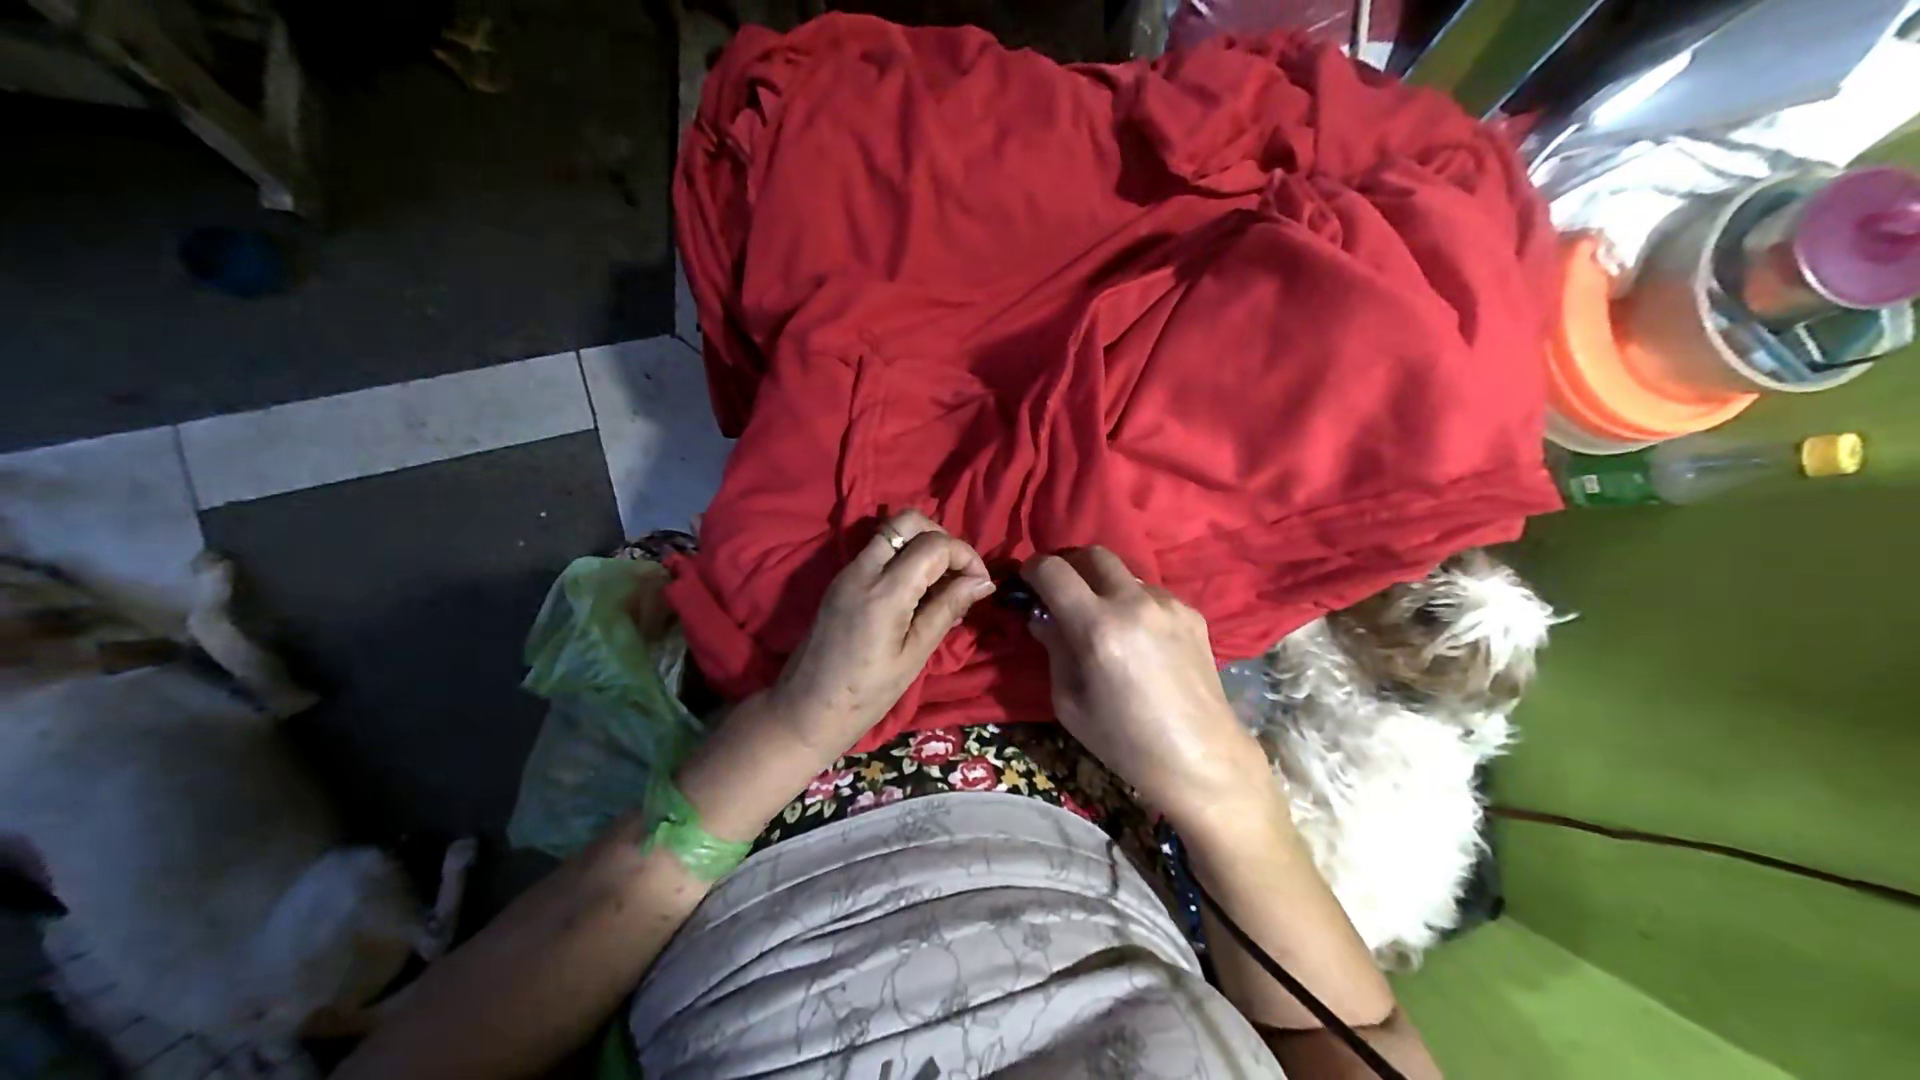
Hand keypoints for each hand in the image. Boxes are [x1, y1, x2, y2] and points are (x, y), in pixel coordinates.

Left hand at [768, 511, 993, 755]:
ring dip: (922, 544)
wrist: (805, 710)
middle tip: (958, 573)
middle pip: (908, 520)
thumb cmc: (866, 694)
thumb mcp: (914, 655)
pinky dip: (903, 557)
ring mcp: (847, 571)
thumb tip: (982, 582)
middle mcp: (863, 570)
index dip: (966, 556)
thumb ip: (947, 609)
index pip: (934, 545)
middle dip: (942, 537)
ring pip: (890, 531)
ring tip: (941, 584)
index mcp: (884, 592)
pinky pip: (877, 551)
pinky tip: (917, 593)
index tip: (981, 584)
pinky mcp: (840, 580)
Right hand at [1023, 547, 1276, 833]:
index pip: (1053, 570)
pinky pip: (1150, 594)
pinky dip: (1133, 603)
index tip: (1027, 581)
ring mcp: (1168, 605)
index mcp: (1098, 628)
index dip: (1032, 569)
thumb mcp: (1069, 702)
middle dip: (1070, 565)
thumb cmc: (1124, 741)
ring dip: (1104, 586)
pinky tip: (1137, 638)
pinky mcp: (1192, 614)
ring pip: (1125, 573)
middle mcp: (1134, 603)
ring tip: (1103, 620)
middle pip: (1093, 554)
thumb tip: (1042, 617)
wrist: (1201, 758)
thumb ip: (1053, 649)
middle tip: (1061, 592)